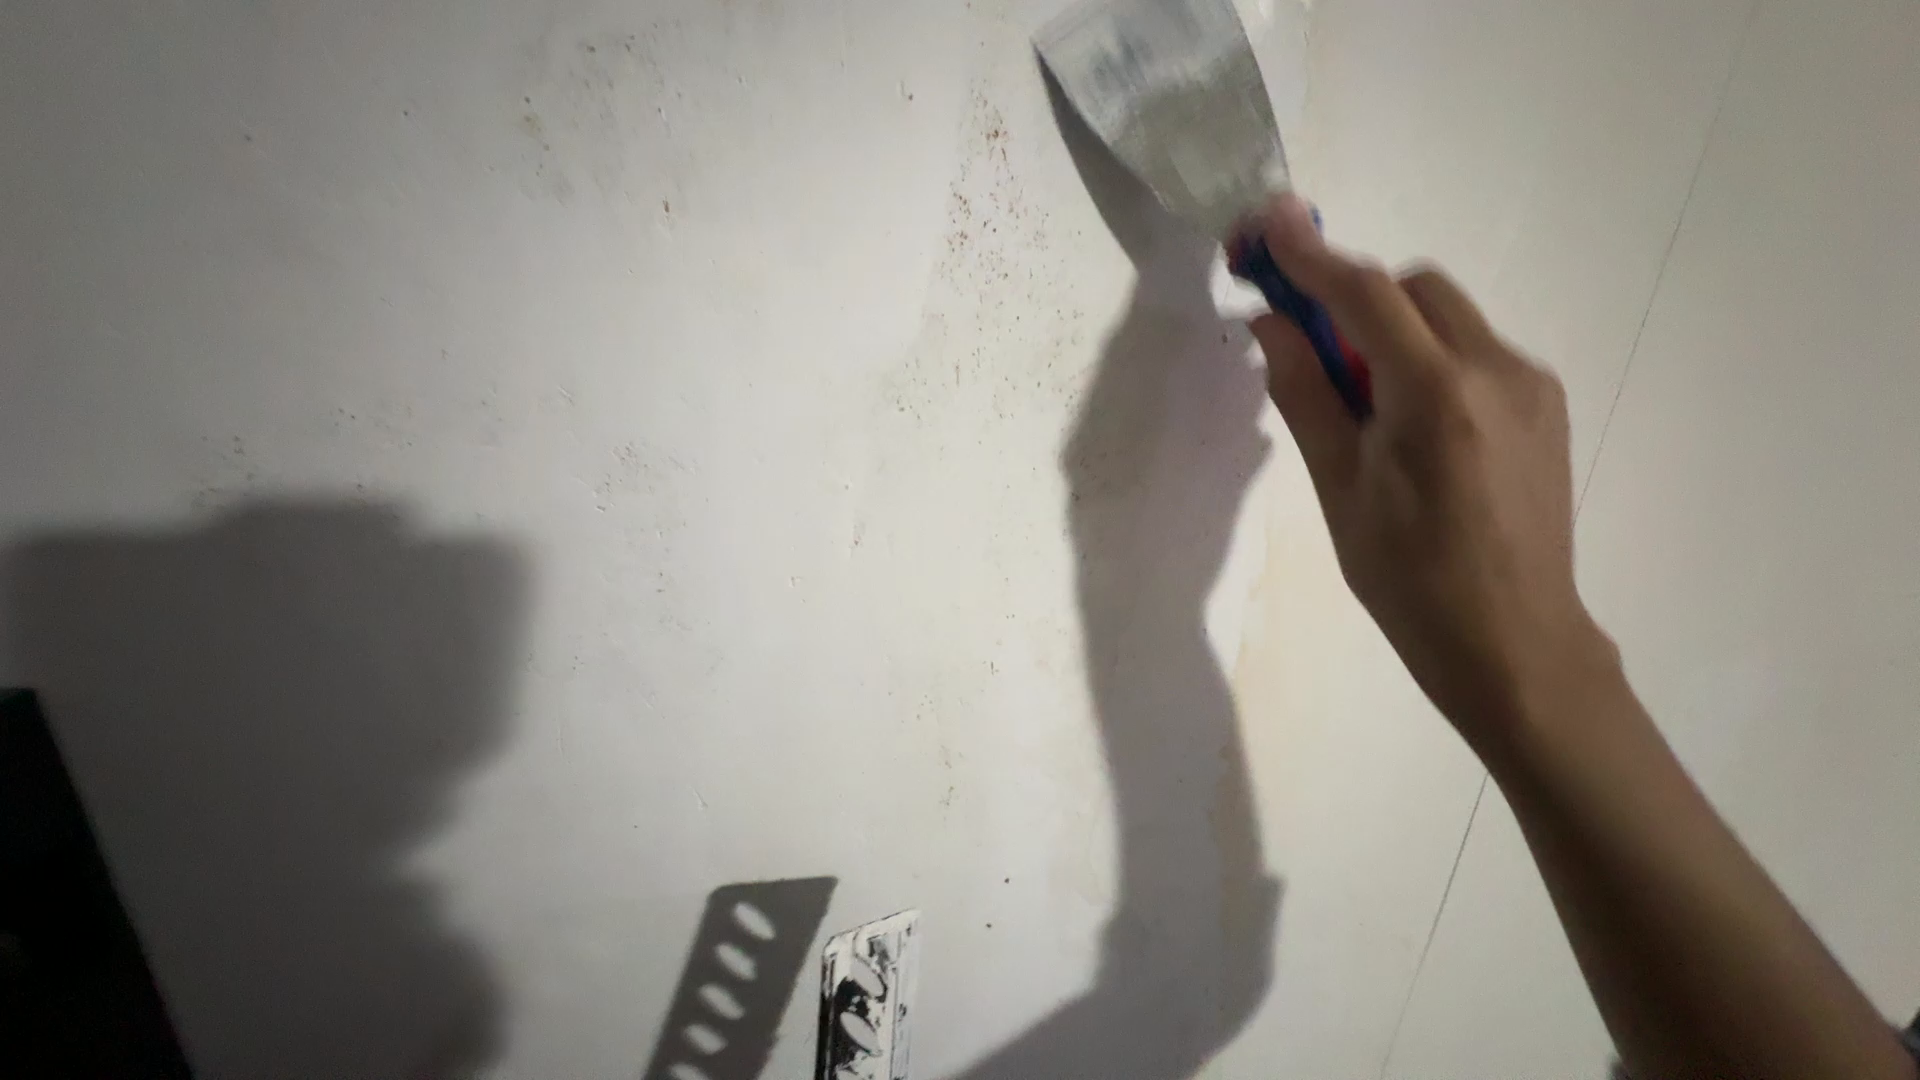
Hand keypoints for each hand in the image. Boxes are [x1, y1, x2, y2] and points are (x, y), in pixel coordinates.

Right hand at [1246, 194, 1615, 743]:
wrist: (1511, 640)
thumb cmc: (1405, 577)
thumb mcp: (1336, 488)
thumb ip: (1304, 394)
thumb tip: (1270, 324)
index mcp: (1435, 396)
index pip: (1365, 295)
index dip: (1311, 255)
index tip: (1267, 224)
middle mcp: (1497, 370)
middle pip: (1414, 288)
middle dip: (1353, 296)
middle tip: (1306, 346)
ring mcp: (1531, 385)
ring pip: (1446, 317)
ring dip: (1389, 331)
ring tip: (1358, 406)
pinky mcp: (1543, 405)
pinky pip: (1471, 351)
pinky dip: (1423, 359)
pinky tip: (1405, 425)